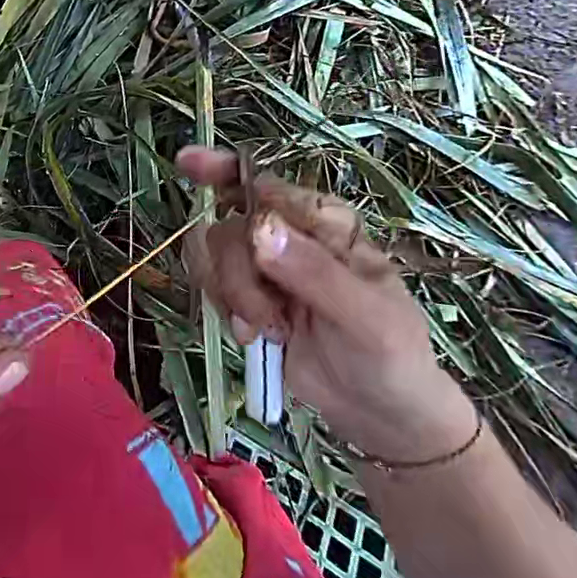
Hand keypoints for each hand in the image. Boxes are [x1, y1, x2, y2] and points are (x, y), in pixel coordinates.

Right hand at [176, 146, 476, 463]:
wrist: (380, 414)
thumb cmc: (391, 357)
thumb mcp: (367, 318)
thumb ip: (314, 273)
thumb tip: (258, 229)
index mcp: (324, 223)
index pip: (266, 186)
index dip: (222, 170)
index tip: (186, 163)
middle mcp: (289, 235)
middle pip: (229, 228)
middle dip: (239, 276)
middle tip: (271, 318)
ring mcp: (265, 267)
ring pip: (213, 257)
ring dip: (233, 297)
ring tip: (271, 331)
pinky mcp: (247, 297)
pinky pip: (211, 285)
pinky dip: (226, 311)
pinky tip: (257, 337)